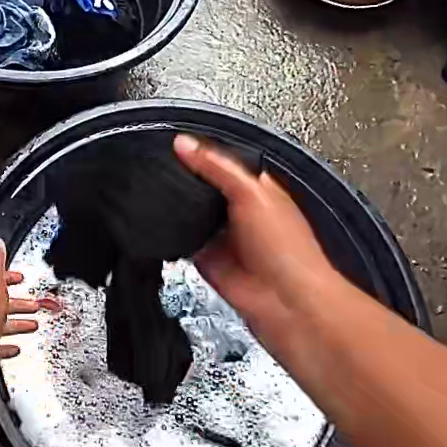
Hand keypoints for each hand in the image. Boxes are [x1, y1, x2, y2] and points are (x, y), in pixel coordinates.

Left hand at [0, 238, 51, 364]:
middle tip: (33, 304)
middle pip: (3, 305)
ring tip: (33, 325)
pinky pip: (0, 346)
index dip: (9, 278)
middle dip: (19, 303)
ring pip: (3, 325)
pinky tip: (15, 349)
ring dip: (18, 323)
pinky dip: (9, 346)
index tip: (20, 277)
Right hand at [173, 134, 344, 350]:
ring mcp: (223, 236)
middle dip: (185, 182)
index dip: (201, 153)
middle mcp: (240, 210)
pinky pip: (183, 242)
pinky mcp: (208, 259)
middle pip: (203, 188)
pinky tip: (163, 227)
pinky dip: (173, 236)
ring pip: (191, 214)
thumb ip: (217, 166)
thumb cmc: (288, 249)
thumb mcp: (251, 192)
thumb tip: (185, 145)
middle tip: (161, 169)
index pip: (223, 162)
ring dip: (178, 209)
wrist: (286, 302)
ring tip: (158, 195)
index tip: (175, 144)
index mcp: (258, 188)